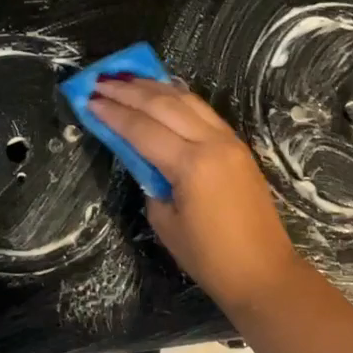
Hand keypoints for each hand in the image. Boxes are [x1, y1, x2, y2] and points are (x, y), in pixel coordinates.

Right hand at [87, 77, 305, 310]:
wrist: (264, 273)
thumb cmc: (209, 258)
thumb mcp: (165, 222)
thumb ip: (150, 180)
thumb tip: (141, 157)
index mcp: (192, 165)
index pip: (142, 129)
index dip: (113, 114)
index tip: (88, 100)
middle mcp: (212, 143)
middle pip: (163, 105)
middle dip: (129, 92)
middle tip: (100, 82)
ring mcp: (229, 141)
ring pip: (186, 100)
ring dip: (154, 87)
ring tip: (126, 78)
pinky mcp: (237, 146)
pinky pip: (203, 111)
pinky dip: (179, 96)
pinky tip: (163, 89)